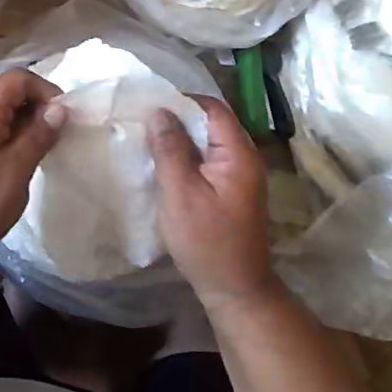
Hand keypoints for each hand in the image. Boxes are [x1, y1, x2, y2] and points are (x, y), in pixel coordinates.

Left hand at [0, 69, 64, 261]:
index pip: (18, 78)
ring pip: (7, 112)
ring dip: (31, 123)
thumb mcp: (13, 172)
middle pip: (12, 91)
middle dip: (40, 106)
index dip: (45, 89)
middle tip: (60, 134)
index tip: (63, 116)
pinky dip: (18, 137)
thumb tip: (60, 108)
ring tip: (47, 149)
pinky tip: (26, 161)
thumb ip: (38, 137)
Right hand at [148, 97, 280, 312]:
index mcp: (239, 153)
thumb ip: (170, 149)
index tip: (151, 104)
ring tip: (151, 139)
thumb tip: (159, 111)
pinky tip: (167, 164)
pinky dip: (190, 156)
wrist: (236, 290)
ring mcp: (241, 175)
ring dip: (183, 139)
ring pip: (209, 142)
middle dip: (179, 118)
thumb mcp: (181, 193)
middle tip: (146, 121)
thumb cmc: (207, 242)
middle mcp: (246, 157)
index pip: (213, 108)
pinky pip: (210, 159)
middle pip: (212, 122)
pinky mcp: (233, 189)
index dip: (182, 101)